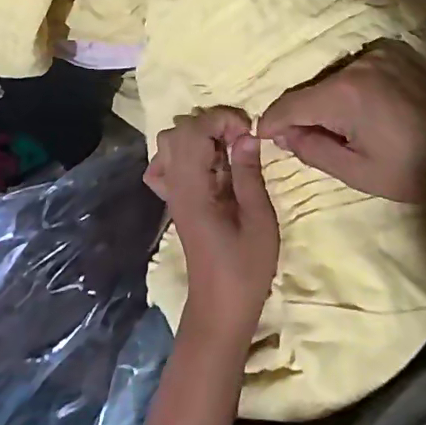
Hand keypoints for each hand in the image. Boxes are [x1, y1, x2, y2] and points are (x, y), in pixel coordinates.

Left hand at [144, 107, 278, 330]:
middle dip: (211, 124)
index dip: (221, 120)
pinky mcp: (173, 198)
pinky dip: (183, 153)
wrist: (219, 304)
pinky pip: (166, 163)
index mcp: (192, 187)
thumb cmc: (245, 267)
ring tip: (228, 151)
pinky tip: (207, 166)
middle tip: (242, 140)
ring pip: (170, 142)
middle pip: (178, 131)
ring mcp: (170, 190)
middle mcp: (174, 183)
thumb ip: (249, 174)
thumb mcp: (259, 220)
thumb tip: (246, 135)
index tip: (249, 131)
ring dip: (199, 135)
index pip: (194, 131)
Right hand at [257, 40, 425, 203]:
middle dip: (305, 112)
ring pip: (335, 76)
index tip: (262, 134)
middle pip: (313, 88)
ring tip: (346, 125)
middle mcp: (357, 63)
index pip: (292, 104)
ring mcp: (379, 52)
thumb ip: (312, 149)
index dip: (273, 121)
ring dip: (331, 98)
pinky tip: (370, 107)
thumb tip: (283, 134)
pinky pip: (358, 66)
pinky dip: (354, 84)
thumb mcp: (357, 173)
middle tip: (309, 137)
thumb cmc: (415, 172)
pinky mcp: (396, 50)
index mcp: (346, 94)